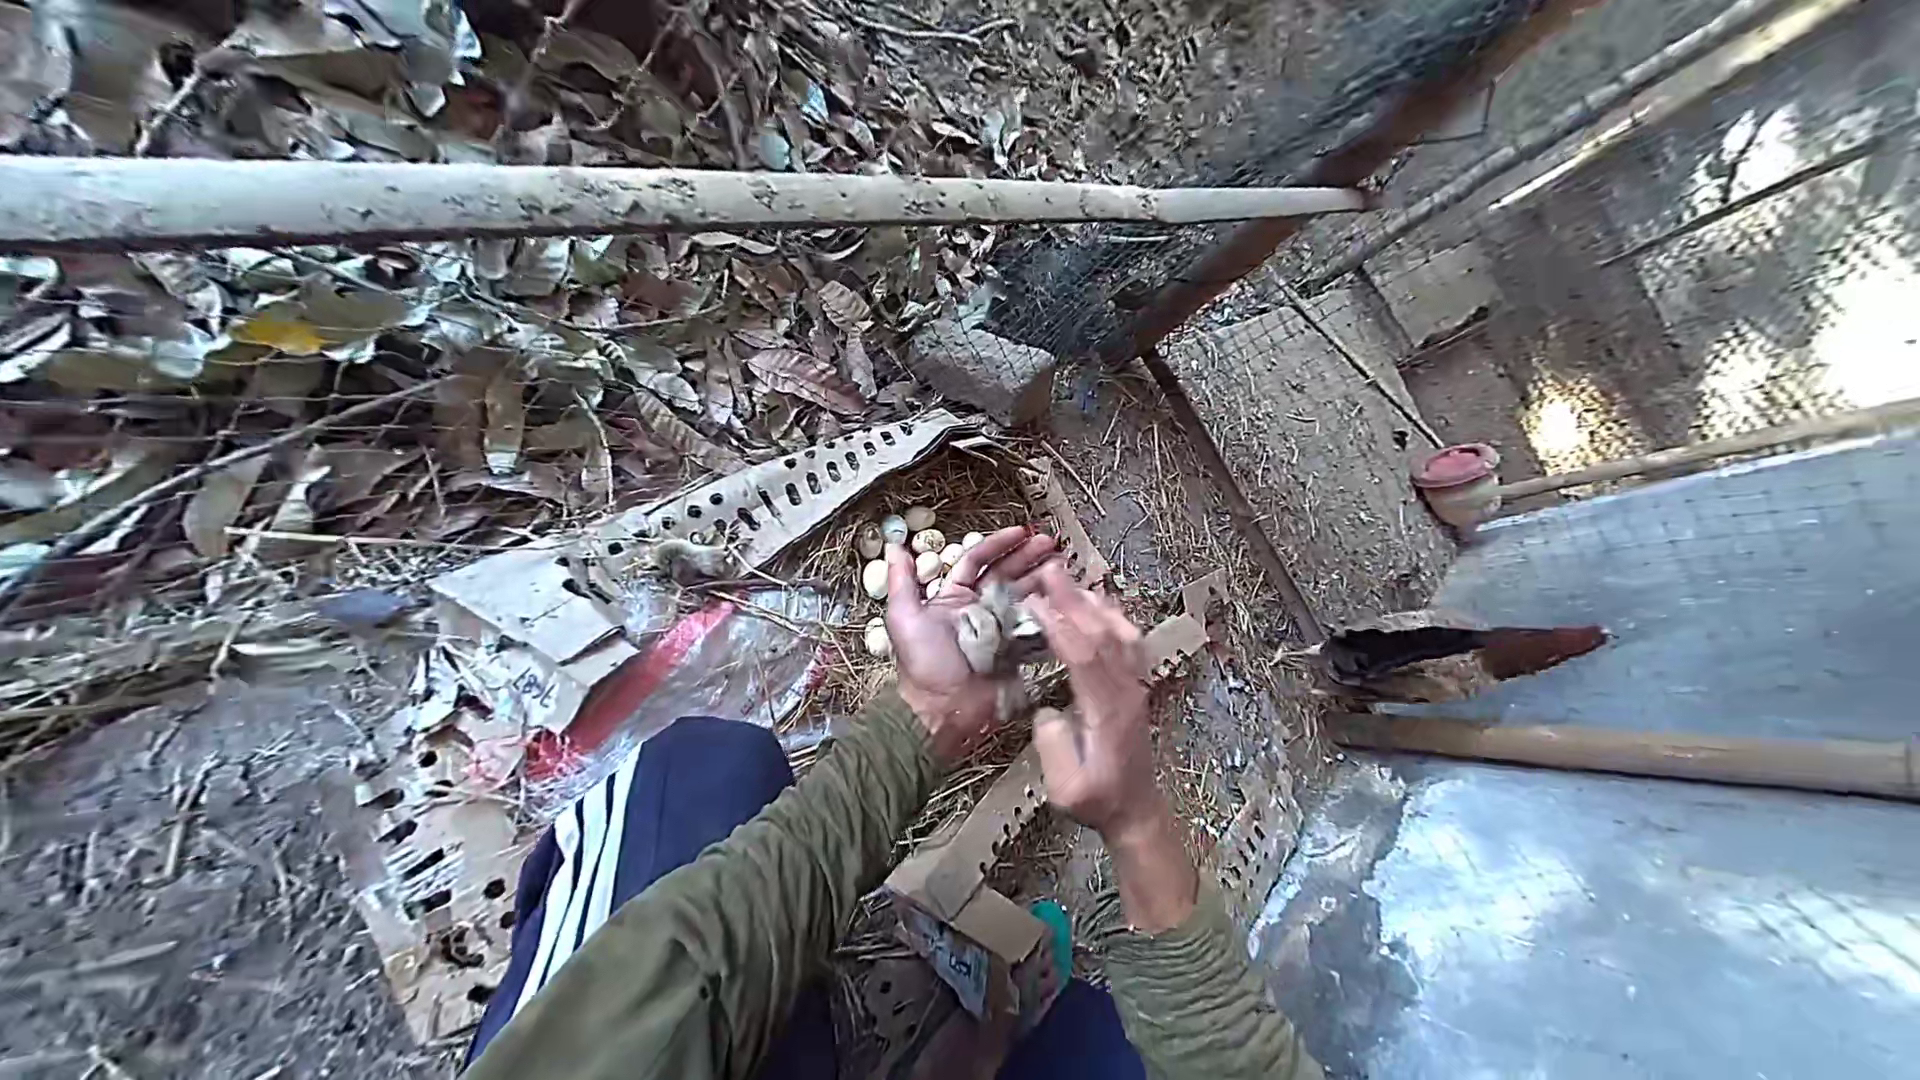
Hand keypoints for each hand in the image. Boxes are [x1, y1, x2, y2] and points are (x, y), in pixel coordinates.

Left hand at [886, 525, 1056, 761]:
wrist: (943, 710)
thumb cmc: (922, 665)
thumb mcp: (904, 617)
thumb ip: (901, 580)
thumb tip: (894, 544)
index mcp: (953, 598)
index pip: (978, 561)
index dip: (998, 544)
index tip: (1020, 531)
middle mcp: (979, 609)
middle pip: (1008, 574)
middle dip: (1028, 556)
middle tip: (1050, 542)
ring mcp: (1000, 629)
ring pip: (1025, 595)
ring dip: (1043, 578)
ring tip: (1062, 564)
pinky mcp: (1017, 650)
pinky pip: (1036, 626)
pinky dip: (1050, 611)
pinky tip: (1065, 598)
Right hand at [1026, 561, 1196, 931]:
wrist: (1136, 810)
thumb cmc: (1097, 801)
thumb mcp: (1065, 788)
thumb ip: (1054, 745)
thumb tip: (1047, 709)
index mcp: (1108, 712)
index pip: (1083, 657)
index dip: (1058, 626)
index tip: (1033, 602)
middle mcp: (1127, 690)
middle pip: (1102, 633)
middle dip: (1073, 599)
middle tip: (1050, 569)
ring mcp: (1135, 685)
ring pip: (1118, 632)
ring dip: (1091, 601)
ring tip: (1067, 576)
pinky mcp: (1135, 684)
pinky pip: (1128, 640)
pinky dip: (1112, 614)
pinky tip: (1097, 601)